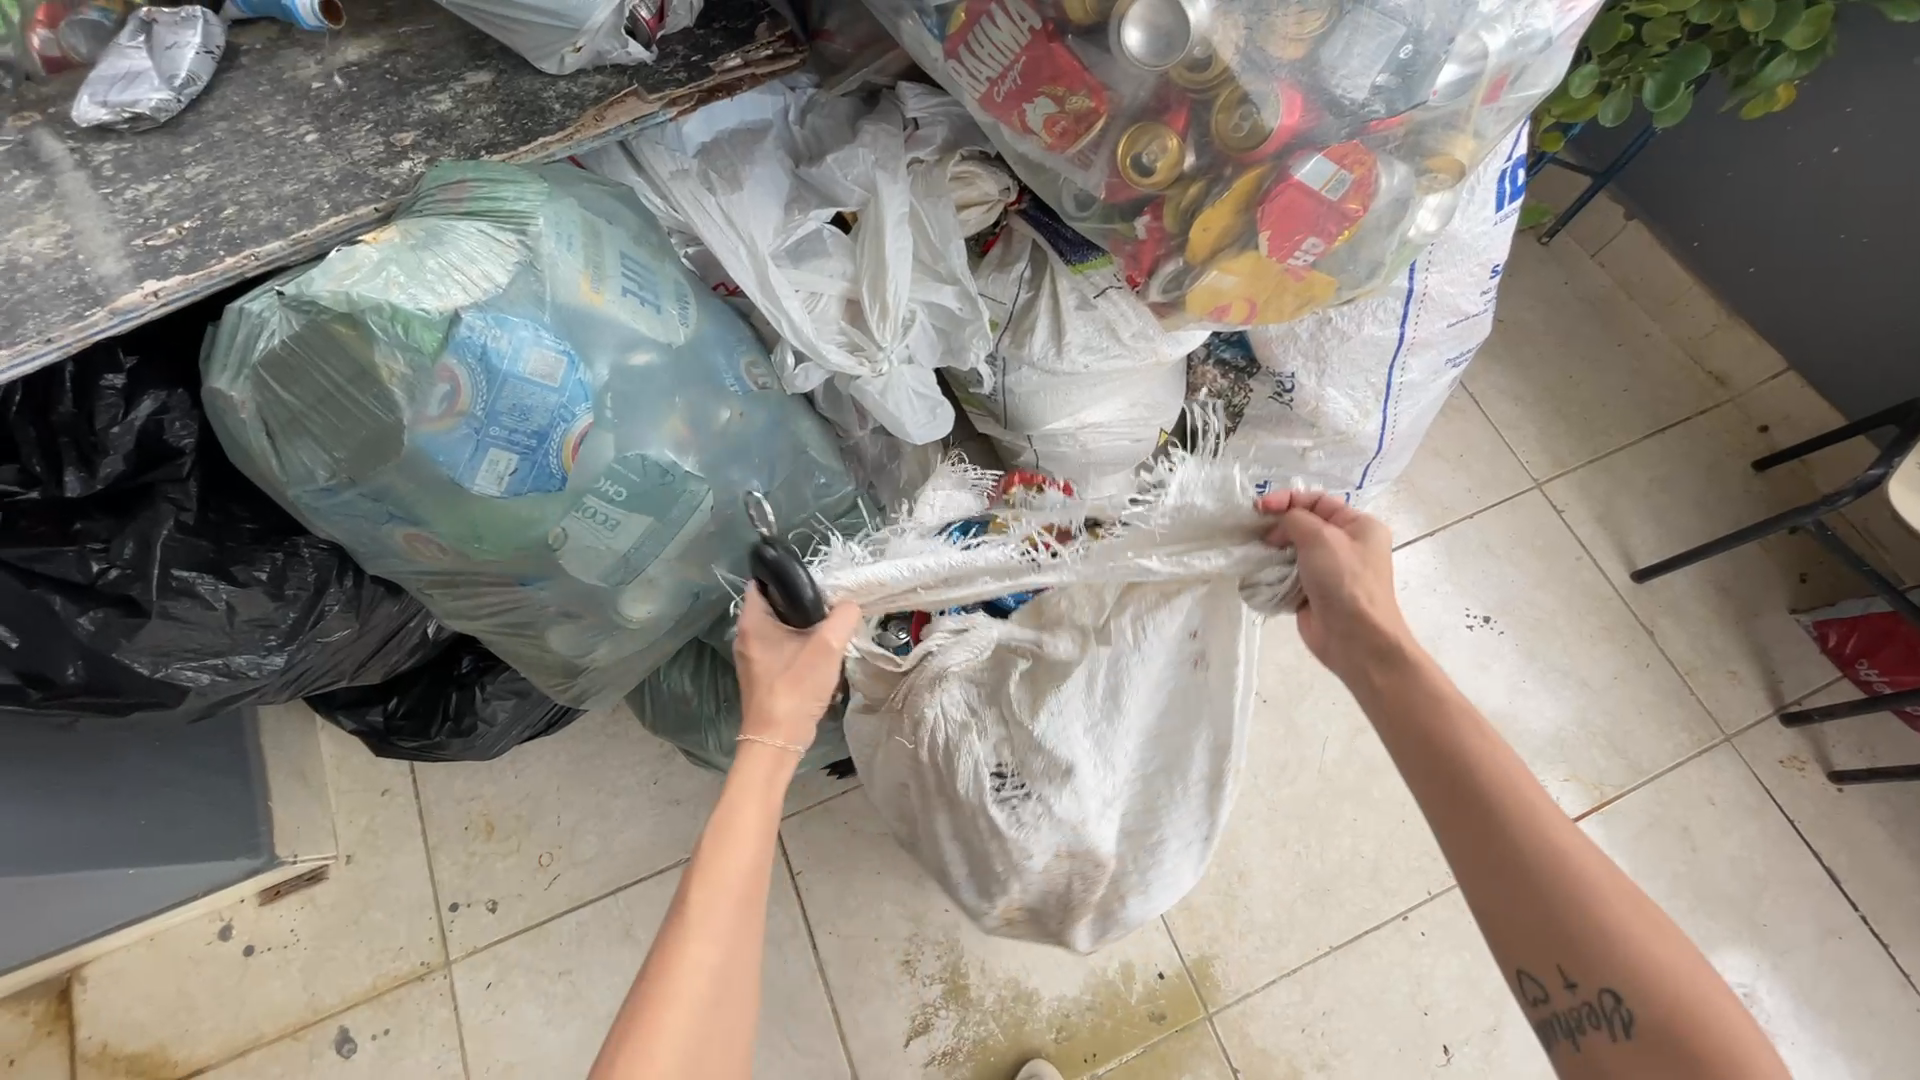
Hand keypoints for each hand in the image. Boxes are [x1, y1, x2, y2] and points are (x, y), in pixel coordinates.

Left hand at [732, 585, 861, 754]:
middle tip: (828, 605)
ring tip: (828, 630)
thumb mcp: (828, 645)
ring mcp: (752, 658)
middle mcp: (745, 636)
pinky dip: (798, 648)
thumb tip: (850, 605)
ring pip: (779, 630)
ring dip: (802, 629)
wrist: (778, 739)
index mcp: (752, 621)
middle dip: (800, 604)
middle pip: (774, 606)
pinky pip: (781, 650)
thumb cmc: (796, 686)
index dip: (785, 577)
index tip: (812, 581)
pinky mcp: (762, 675)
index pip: (761, 583)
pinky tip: (819, 657)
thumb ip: (843, 617)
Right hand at [1256, 490, 1415, 682]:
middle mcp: (1346, 545)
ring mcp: (1329, 570)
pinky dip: (1272, 572)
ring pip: (1292, 549)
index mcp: (1359, 525)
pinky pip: (1287, 573)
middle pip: (1304, 524)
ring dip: (1272, 550)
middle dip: (1278, 526)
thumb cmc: (1344, 582)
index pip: (1318, 501)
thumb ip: (1295, 519)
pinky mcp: (1312, 592)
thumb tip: (1278, 522)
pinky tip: (1259, 573)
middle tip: (1259, 536)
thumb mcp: (1321, 538)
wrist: (1355, 639)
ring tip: (1256, 553)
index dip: (1288, 499)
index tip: (1259, 508)